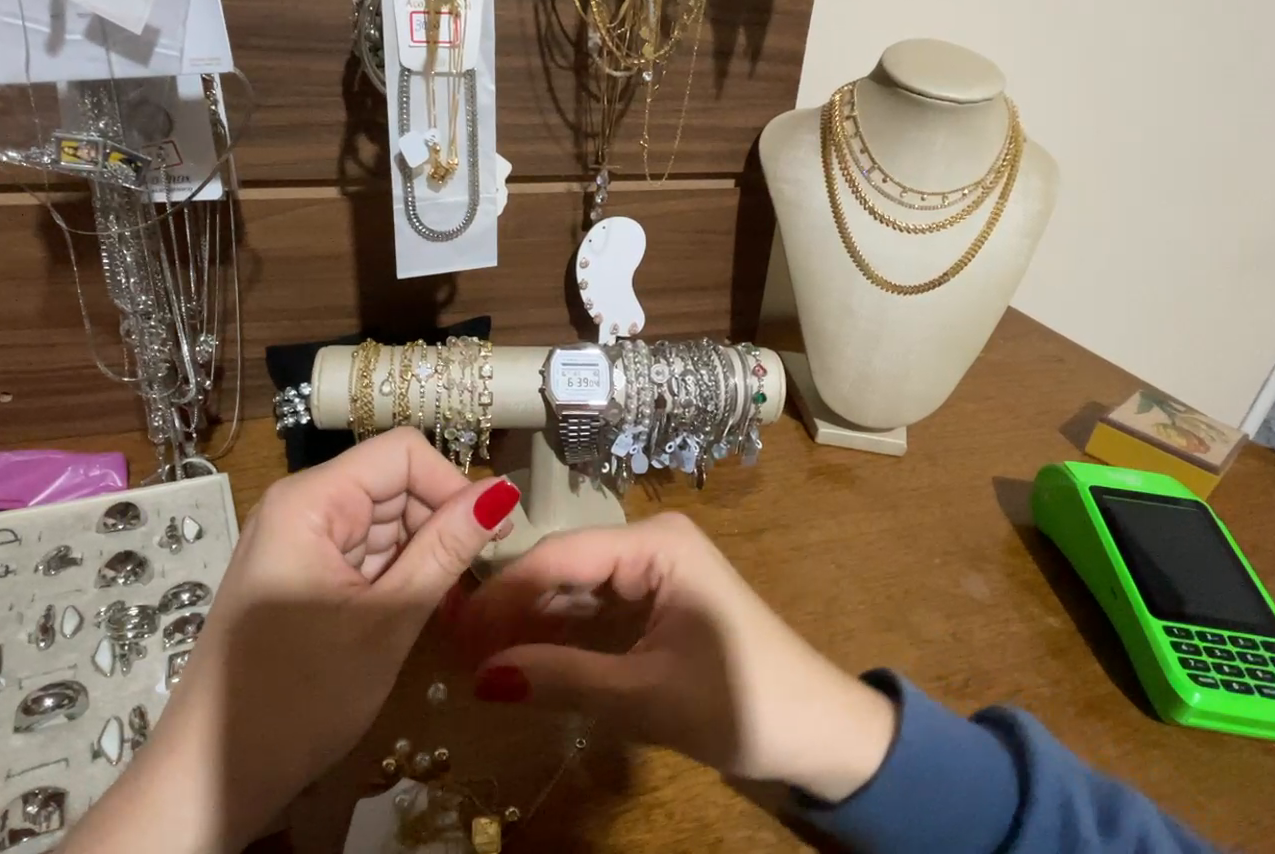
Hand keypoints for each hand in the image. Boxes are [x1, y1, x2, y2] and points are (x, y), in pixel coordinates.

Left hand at [64, 429, 522, 853]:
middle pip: (394, 484)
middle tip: (469, 581)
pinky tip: (411, 611)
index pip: (402, 454)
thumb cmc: (301, 696)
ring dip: (422, 552)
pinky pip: (364, 550)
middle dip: (438, 523)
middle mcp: (302, 506)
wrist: (215, 777)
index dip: (452, 485)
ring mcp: (299, 540)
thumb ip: (446, 549)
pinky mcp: (301, 571)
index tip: (490, 535)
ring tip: (440, 604)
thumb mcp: (388, 619)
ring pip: (385, 519)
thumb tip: (504, 493)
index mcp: (311, 501)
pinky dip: (397, 573)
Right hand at [455, 512, 897, 803]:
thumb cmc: (743, 704)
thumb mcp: (647, 696)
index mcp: (657, 544)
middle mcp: (651, 542)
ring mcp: (655, 568)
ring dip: (533, 621)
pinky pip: (597, 607)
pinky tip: (524, 655)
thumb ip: (564, 680)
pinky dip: (562, 633)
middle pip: (565, 566)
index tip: (454, 631)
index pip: (561, 555)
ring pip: (576, 588)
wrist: (820, 732)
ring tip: (478, 655)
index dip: (504, 592)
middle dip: (513, 606)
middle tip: (456, 648)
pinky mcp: (656, 597)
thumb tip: (481, 678)